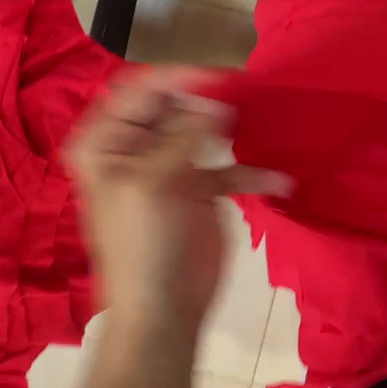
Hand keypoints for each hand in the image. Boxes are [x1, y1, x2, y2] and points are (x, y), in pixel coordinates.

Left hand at [64, 66, 287, 339]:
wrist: (165, 308)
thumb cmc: (144, 245)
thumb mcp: (155, 182)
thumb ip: (184, 134)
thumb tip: (217, 98)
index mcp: (108, 141)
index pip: (143, 89)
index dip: (180, 80)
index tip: (223, 79)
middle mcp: (137, 147)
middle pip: (178, 104)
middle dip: (212, 100)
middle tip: (249, 96)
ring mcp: (173, 166)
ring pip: (207, 130)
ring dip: (235, 128)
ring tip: (264, 124)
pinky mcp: (203, 188)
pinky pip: (232, 167)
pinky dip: (255, 171)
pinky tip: (278, 179)